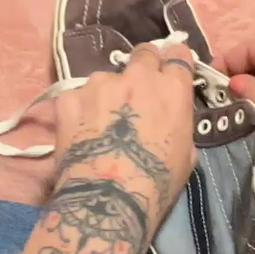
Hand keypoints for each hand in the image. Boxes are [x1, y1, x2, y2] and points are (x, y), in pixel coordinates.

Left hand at [49, 40, 197, 253]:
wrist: (107, 199)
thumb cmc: (156, 182)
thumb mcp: (186, 153)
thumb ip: (177, 123)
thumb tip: (167, 119)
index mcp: (172, 88)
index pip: (177, 54)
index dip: (173, 63)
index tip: (168, 73)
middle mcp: (137, 75)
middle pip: (143, 54)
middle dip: (142, 67)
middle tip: (136, 94)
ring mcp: (99, 83)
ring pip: (106, 78)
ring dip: (107, 94)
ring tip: (101, 125)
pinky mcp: (69, 97)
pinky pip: (77, 97)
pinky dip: (80, 111)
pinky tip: (80, 134)